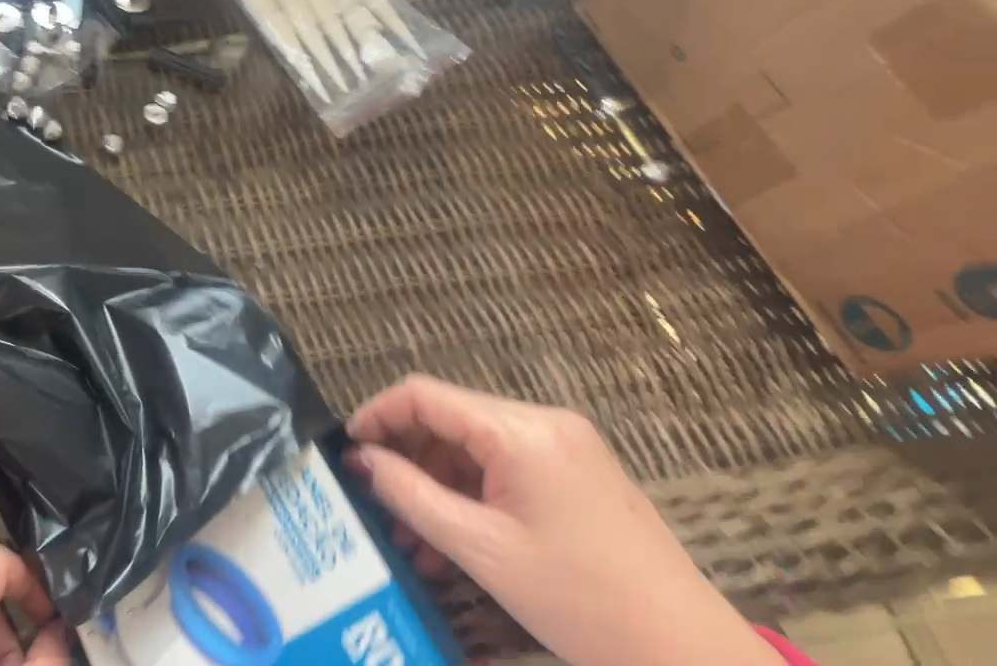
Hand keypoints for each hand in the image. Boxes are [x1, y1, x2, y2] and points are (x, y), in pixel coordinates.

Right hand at [347, 375, 781, 665]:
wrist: (688, 653)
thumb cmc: (579, 599)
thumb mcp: (480, 548)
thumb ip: (410, 494)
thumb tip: (359, 460)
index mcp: (520, 430)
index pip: (423, 395)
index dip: (375, 415)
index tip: (345, 452)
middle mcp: (542, 421)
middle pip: (447, 418)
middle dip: (404, 458)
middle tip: (375, 504)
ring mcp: (563, 444)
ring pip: (471, 445)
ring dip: (433, 483)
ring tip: (410, 537)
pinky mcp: (575, 471)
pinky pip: (502, 466)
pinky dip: (468, 494)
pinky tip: (450, 539)